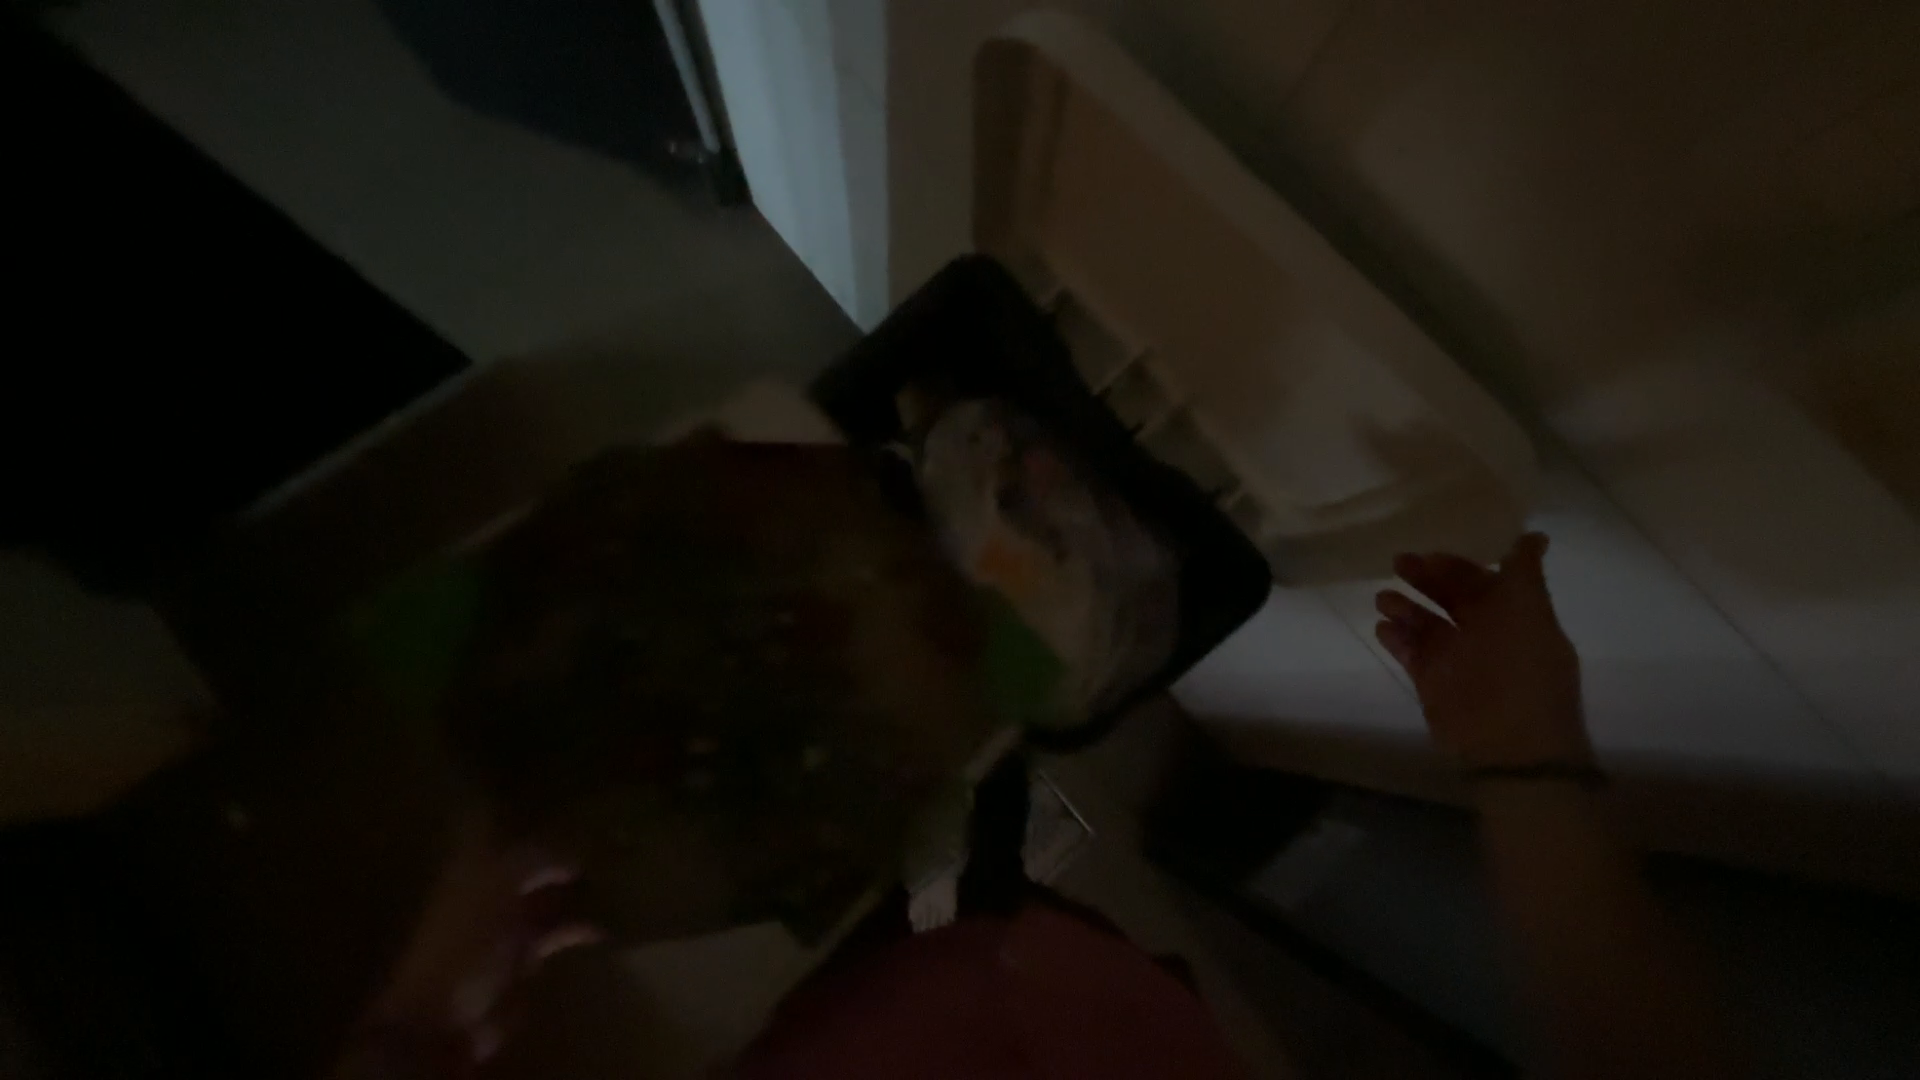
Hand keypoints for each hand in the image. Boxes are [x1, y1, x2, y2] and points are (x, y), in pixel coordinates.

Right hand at [1374, 533, 1589, 768]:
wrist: (1507, 743)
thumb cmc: (1520, 672)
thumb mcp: (1526, 614)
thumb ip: (1522, 576)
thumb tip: (1534, 536)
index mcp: (1515, 616)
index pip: (1483, 581)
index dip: (1458, 565)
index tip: (1429, 555)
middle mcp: (1486, 634)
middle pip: (1450, 598)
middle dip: (1425, 579)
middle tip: (1396, 564)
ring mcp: (1457, 659)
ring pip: (1426, 623)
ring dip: (1404, 607)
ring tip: (1383, 601)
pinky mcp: (1432, 681)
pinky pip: (1410, 651)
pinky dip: (1395, 638)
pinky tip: (1383, 628)